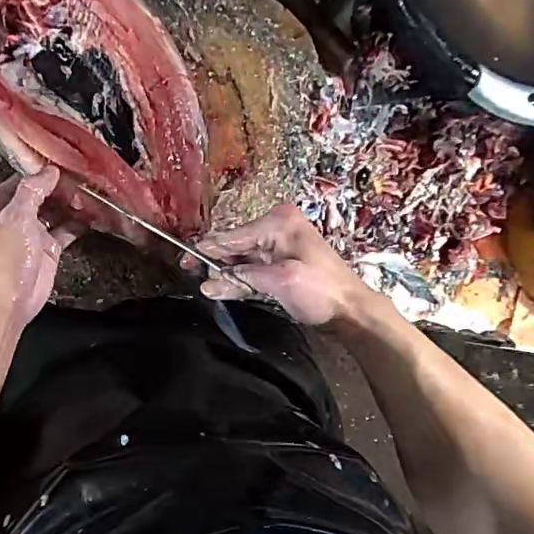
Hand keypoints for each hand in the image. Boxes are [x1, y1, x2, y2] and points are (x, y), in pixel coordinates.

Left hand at [0, 166, 80, 330]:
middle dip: (59, 189)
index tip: (64, 164)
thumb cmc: (5, 257)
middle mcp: (10, 217)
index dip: (40, 173)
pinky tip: (93, 213)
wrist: (9, 301)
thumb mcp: (15, 217)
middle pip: (38, 196)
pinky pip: (65, 231)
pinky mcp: (47, 250)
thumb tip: (50, 171)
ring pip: (53, 212)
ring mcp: (30, 234)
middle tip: (83, 178)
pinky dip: (77, 223)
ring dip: (70, 204)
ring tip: (91, 193)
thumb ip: (32, 191)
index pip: (19, 181)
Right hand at [187, 205, 372, 326]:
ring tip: (203, 285)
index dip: (206, 249)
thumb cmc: (321, 291)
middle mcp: (278, 229)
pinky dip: (238, 280)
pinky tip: (219, 288)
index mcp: (279, 223)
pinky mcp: (281, 266)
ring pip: (242, 259)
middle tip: (189, 273)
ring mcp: (280, 247)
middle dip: (214, 261)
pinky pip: (252, 270)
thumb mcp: (281, 280)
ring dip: (224, 274)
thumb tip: (211, 281)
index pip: (233, 236)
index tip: (183, 258)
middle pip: (235, 245)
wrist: (350, 310)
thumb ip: (244, 277)